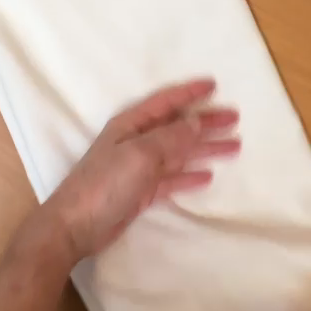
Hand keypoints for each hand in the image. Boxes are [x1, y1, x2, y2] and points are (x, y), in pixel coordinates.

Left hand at [38, 79, 239, 262]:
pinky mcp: (140, 192)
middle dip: (205, 122)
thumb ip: (169, 138)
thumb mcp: (139, 155)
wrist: (75, 225)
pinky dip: (189, 175)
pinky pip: (171, 178)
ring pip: (178, 153)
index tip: (214, 85)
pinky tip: (208, 174)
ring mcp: (138, 168)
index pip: (165, 102)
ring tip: (234, 146)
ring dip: (204, 148)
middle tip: (235, 119)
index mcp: (131, 125)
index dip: (189, 92)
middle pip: (177, 127)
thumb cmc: (104, 183)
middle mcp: (135, 142)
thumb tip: (195, 122)